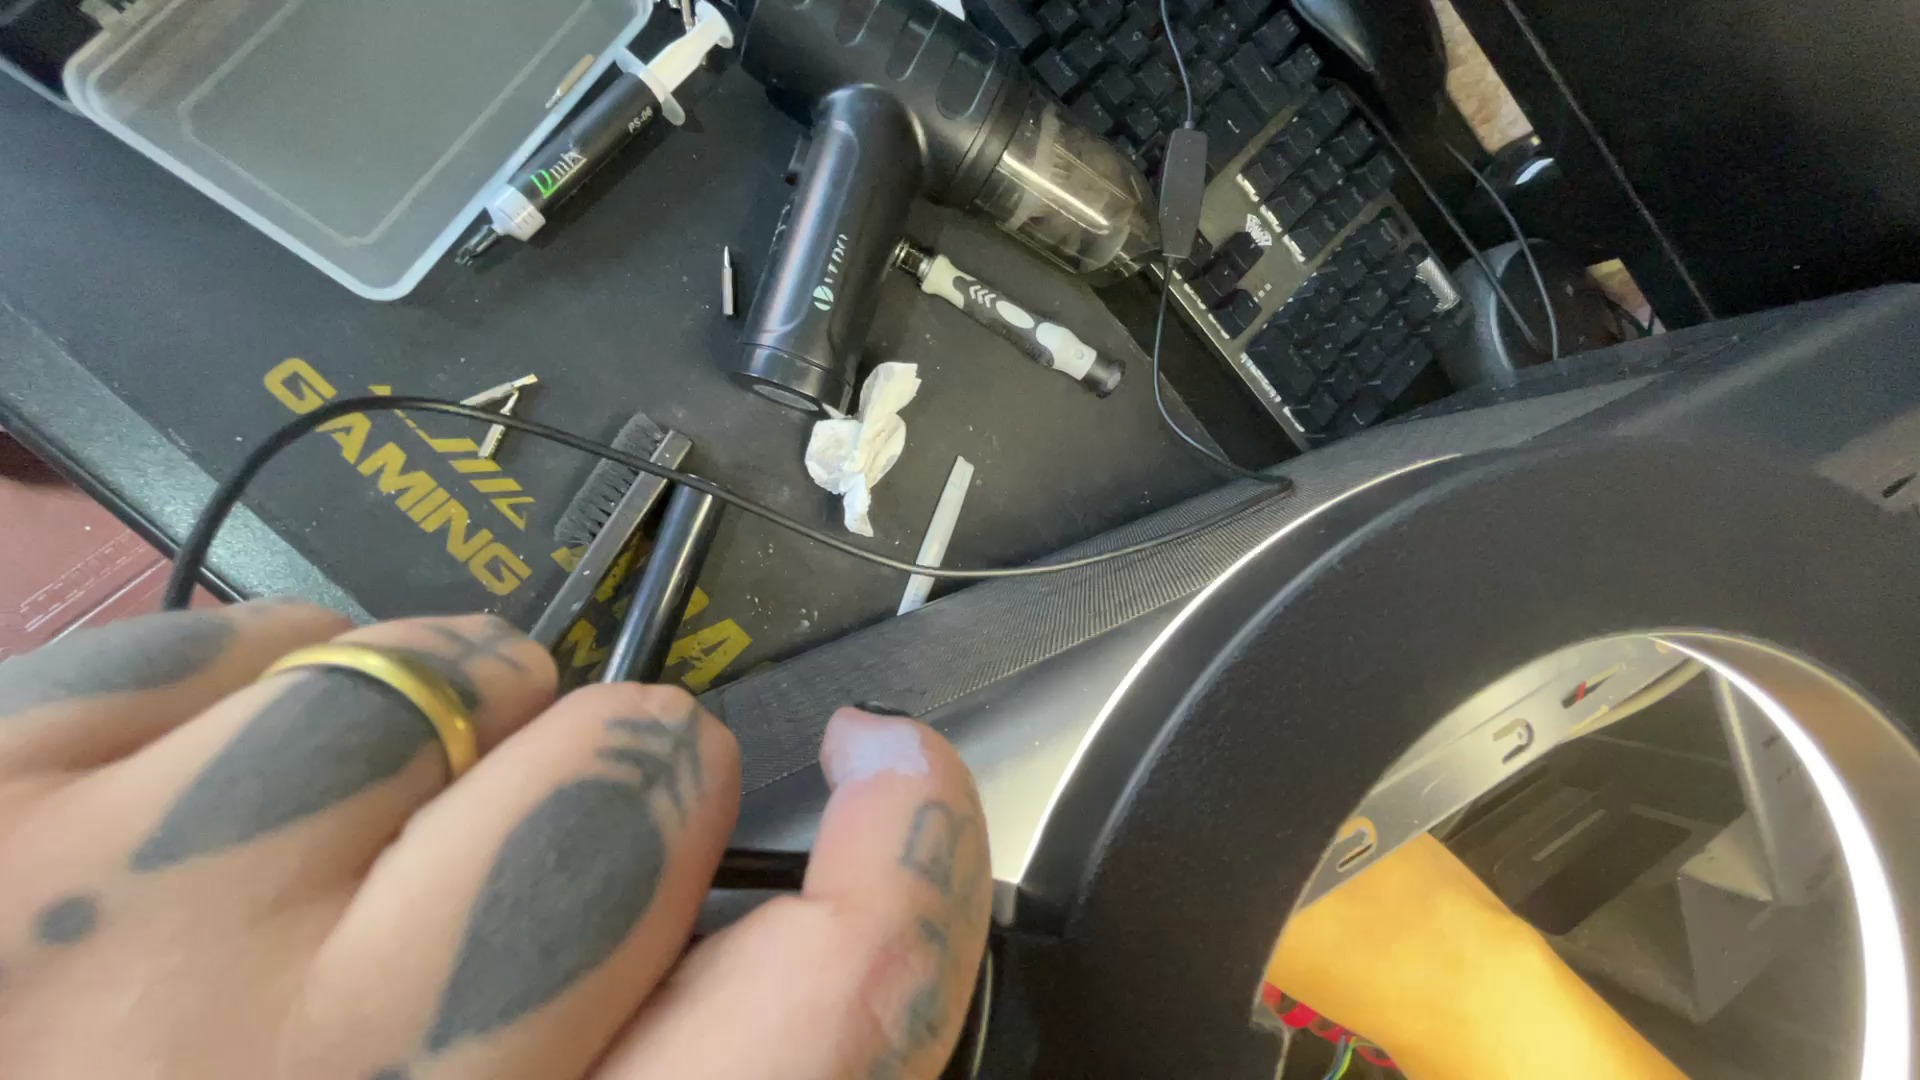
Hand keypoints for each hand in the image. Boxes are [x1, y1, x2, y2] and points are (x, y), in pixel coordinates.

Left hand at [0, 603, 989, 1079]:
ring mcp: (97, 975)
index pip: (841, 1001)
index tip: (891, 766)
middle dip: (649, 764)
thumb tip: (829, 846)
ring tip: (358, 818)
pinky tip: (195, 804)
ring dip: (463, 707)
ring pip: (460, 679)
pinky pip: (259, 640)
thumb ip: (714, 1038)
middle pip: (647, 791)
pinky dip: (284, 681)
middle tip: (566, 820)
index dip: (916, 854)